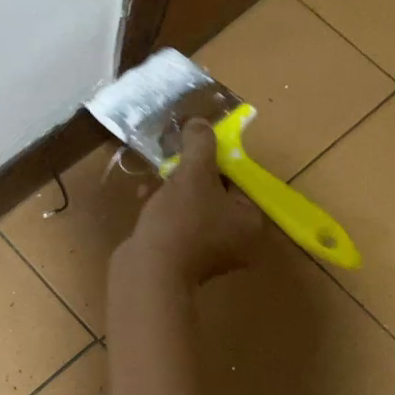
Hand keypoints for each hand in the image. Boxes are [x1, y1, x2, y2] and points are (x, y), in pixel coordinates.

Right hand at [117, 119, 263, 287]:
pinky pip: (178, 226)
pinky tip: (144, 200)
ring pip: (193, 209)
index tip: (192, 150)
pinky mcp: (184, 261)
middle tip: (171, 163)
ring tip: (152, 180)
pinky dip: (164, 212)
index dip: (213, 161)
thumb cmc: (180, 220)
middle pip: (214, 194)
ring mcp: (210, 254)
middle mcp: (237, 241)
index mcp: (250, 221)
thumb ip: (200, 144)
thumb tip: (200, 122)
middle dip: (188, 176)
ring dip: (172, 191)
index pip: (237, 180)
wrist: (148, 271)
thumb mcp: (192, 173)